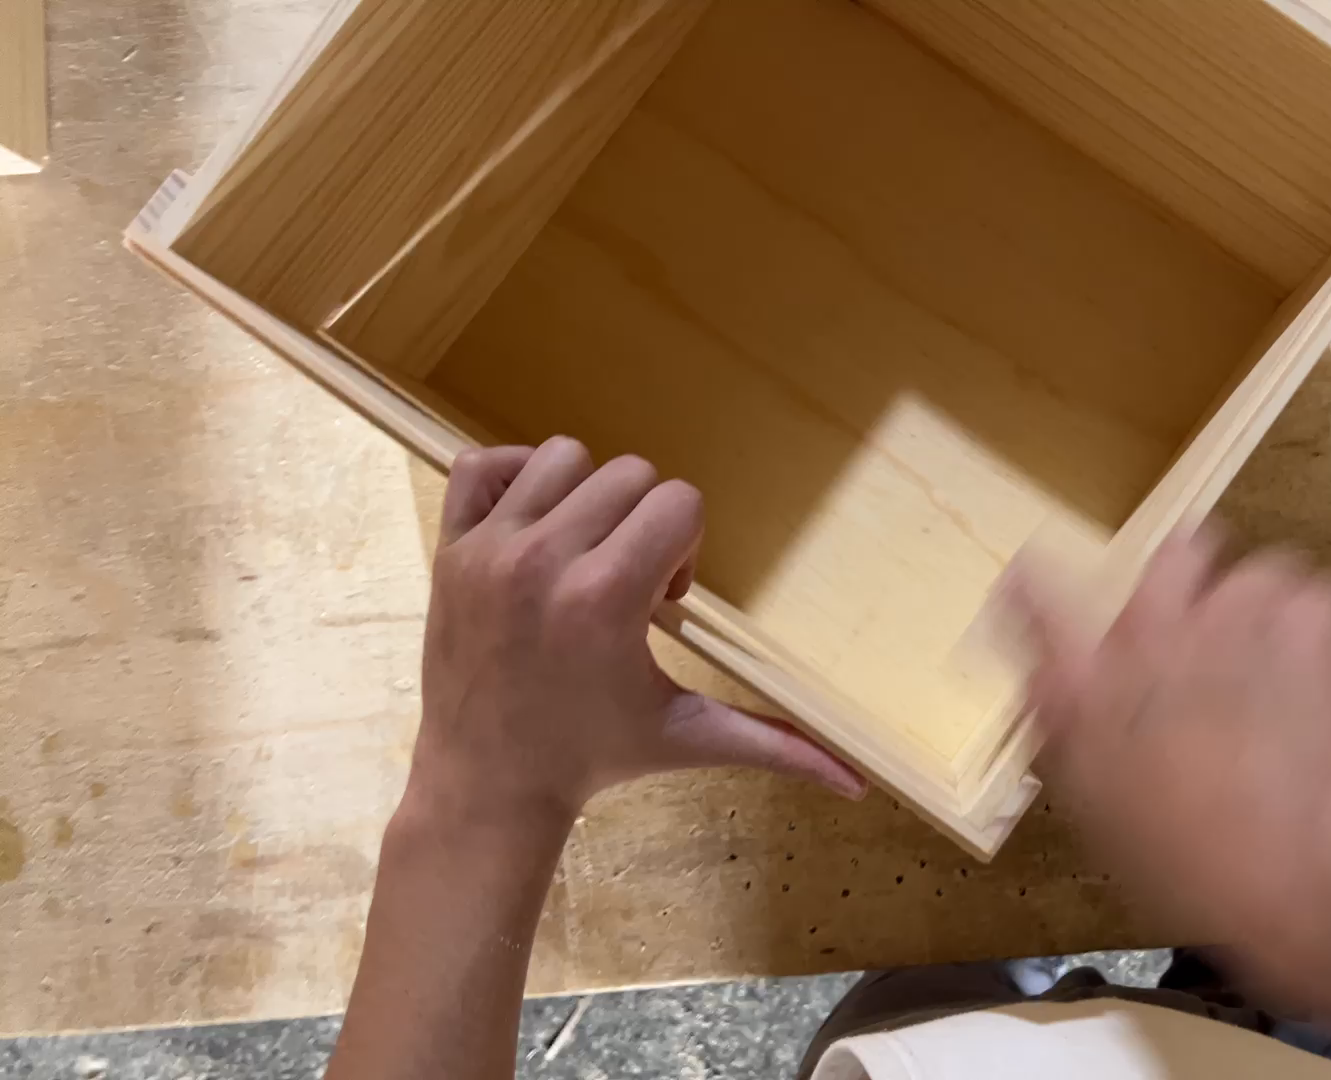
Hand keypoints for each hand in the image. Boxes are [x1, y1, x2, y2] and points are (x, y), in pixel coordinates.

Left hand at [409, 437, 865, 828]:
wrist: (486, 786)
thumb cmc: (598, 757)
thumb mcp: (694, 739)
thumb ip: (778, 746)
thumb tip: (860, 785)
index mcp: (606, 597)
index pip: (680, 501)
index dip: (687, 546)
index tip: (662, 601)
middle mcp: (543, 559)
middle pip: (633, 475)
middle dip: (648, 523)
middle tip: (629, 586)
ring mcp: (486, 548)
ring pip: (566, 456)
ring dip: (592, 498)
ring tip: (585, 556)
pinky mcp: (447, 546)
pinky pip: (482, 463)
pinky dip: (519, 480)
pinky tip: (537, 530)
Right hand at [1004, 527, 1330, 945]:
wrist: (1308, 875)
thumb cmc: (1188, 862)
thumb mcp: (1100, 807)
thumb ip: (1067, 727)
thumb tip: (1043, 674)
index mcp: (1096, 679)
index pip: (1040, 601)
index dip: (1029, 581)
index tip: (1025, 573)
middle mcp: (1157, 633)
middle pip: (1173, 553)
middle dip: (1187, 572)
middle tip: (1199, 619)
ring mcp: (1236, 620)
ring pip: (1256, 571)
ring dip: (1260, 608)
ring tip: (1268, 656)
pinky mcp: (1310, 628)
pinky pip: (1314, 598)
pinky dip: (1315, 630)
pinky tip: (1316, 673)